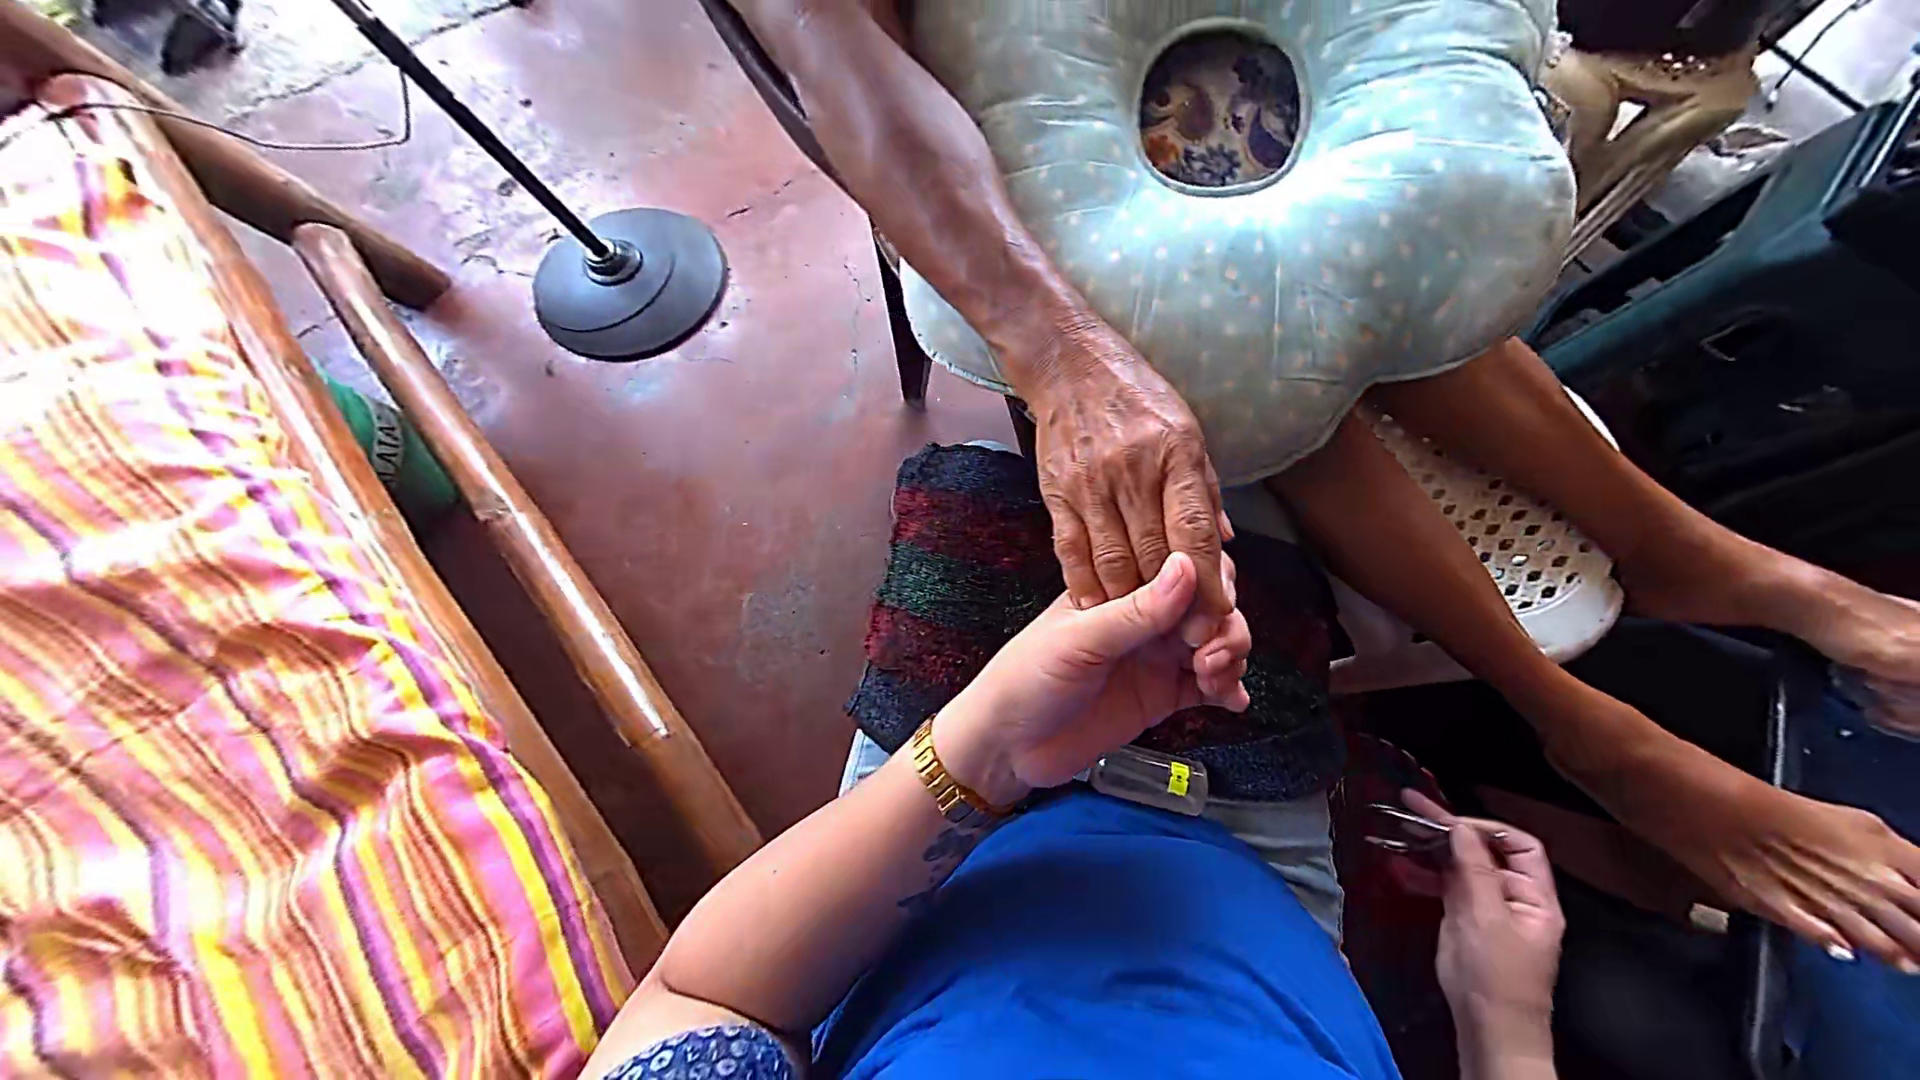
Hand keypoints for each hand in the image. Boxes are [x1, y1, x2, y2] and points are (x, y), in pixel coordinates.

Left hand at [932, 552, 1249, 806]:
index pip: (1177, 568)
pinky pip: (1207, 686)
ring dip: (1229, 654)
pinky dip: (1227, 688)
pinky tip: (1230, 698)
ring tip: (1214, 677)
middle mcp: (1140, 619)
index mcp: (1115, 590)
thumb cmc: (1024, 680)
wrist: (1008, 745)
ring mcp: (1152, 657)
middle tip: (1211, 652)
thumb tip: (1185, 566)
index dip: (1206, 583)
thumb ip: (1135, 610)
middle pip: (1205, 604)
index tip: (1211, 610)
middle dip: (1224, 622)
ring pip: (1213, 642)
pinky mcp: (1160, 696)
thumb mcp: (1079, 640)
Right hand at [1025, 317, 1230, 642]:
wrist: (1069, 366)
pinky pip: (1071, 550)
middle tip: (1186, 641)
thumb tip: (1223, 541)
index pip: (1195, 532)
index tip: (1216, 618)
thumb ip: (1203, 489)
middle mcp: (1131, 472)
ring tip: (1143, 634)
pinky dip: (1084, 584)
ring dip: (1129, 603)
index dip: (1208, 583)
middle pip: (1154, 555)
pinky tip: (1097, 608)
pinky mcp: (1056, 493)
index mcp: (1174, 453)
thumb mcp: (1186, 429)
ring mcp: (1089, 484)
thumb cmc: (1135, 395)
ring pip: (1112, 560)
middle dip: (1173, 605)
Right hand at [1407, 791, 1563, 1059]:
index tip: (1449, 822)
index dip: (1485, 828)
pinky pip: (1443, 881)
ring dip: (1429, 847)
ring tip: (1398, 830)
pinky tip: (1400, 864)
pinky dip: (1422, 870)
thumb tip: (1461, 826)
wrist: (1487, 1023)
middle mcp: (1512, 895)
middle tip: (1410, 804)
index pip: (1518, 845)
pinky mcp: (1463, 914)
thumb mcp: (1485, 917)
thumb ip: (1473, 869)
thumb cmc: (1496, 975)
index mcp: (1534, 897)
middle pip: (1482, 849)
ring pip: (1458, 862)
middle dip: (1447, 828)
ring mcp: (1486, 904)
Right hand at [1644, 774, 1919, 972]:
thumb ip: (1883, 851)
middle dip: (1919, 934)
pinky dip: (1837, 944)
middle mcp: (1860, 876)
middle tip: (1906, 930)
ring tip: (1894, 954)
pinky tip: (1839, 945)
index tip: (1918, 909)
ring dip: (1893, 950)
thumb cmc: (1746, 791)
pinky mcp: (1775, 905)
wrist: (1674, 786)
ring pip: (1886, 947)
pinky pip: (1825, 939)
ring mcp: (1817, 894)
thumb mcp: (1837, 815)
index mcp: (1881, 849)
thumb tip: (1912, 881)